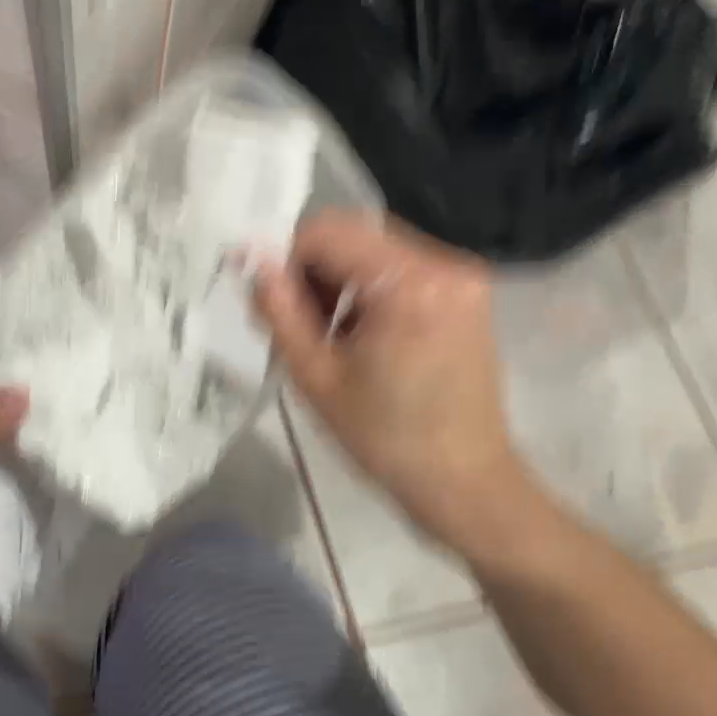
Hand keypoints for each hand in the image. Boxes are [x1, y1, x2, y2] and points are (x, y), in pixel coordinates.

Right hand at [254, 210, 532, 558]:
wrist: (465, 483)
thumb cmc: (385, 438)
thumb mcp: (316, 375)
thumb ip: (279, 309)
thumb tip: (251, 260)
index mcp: (409, 284)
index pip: (328, 232)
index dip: (286, 256)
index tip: (269, 298)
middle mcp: (443, 265)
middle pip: (354, 234)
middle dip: (313, 268)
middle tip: (296, 320)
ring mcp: (461, 277)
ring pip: (374, 249)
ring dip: (339, 278)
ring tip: (327, 332)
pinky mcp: (465, 293)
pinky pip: (400, 267)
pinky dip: (368, 287)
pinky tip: (359, 332)